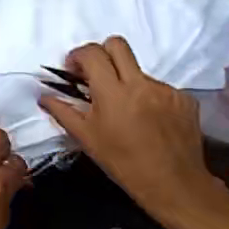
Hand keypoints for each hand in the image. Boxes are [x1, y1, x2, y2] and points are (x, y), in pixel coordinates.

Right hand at [39, 36, 228, 226]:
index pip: (92, 53)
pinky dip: (147, 96)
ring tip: (124, 109)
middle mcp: (140, 84)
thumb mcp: (86, 138)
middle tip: (95, 74)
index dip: (78, 56)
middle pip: (118, 44)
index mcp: (112, 93)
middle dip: (101, 53)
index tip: (74, 70)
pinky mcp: (184, 99)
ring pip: (138, 69)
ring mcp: (166, 90)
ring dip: (125, 80)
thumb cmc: (123, 163)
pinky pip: (159, 87)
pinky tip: (147, 119)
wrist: (174, 184)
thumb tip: (44, 96)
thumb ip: (63, 112)